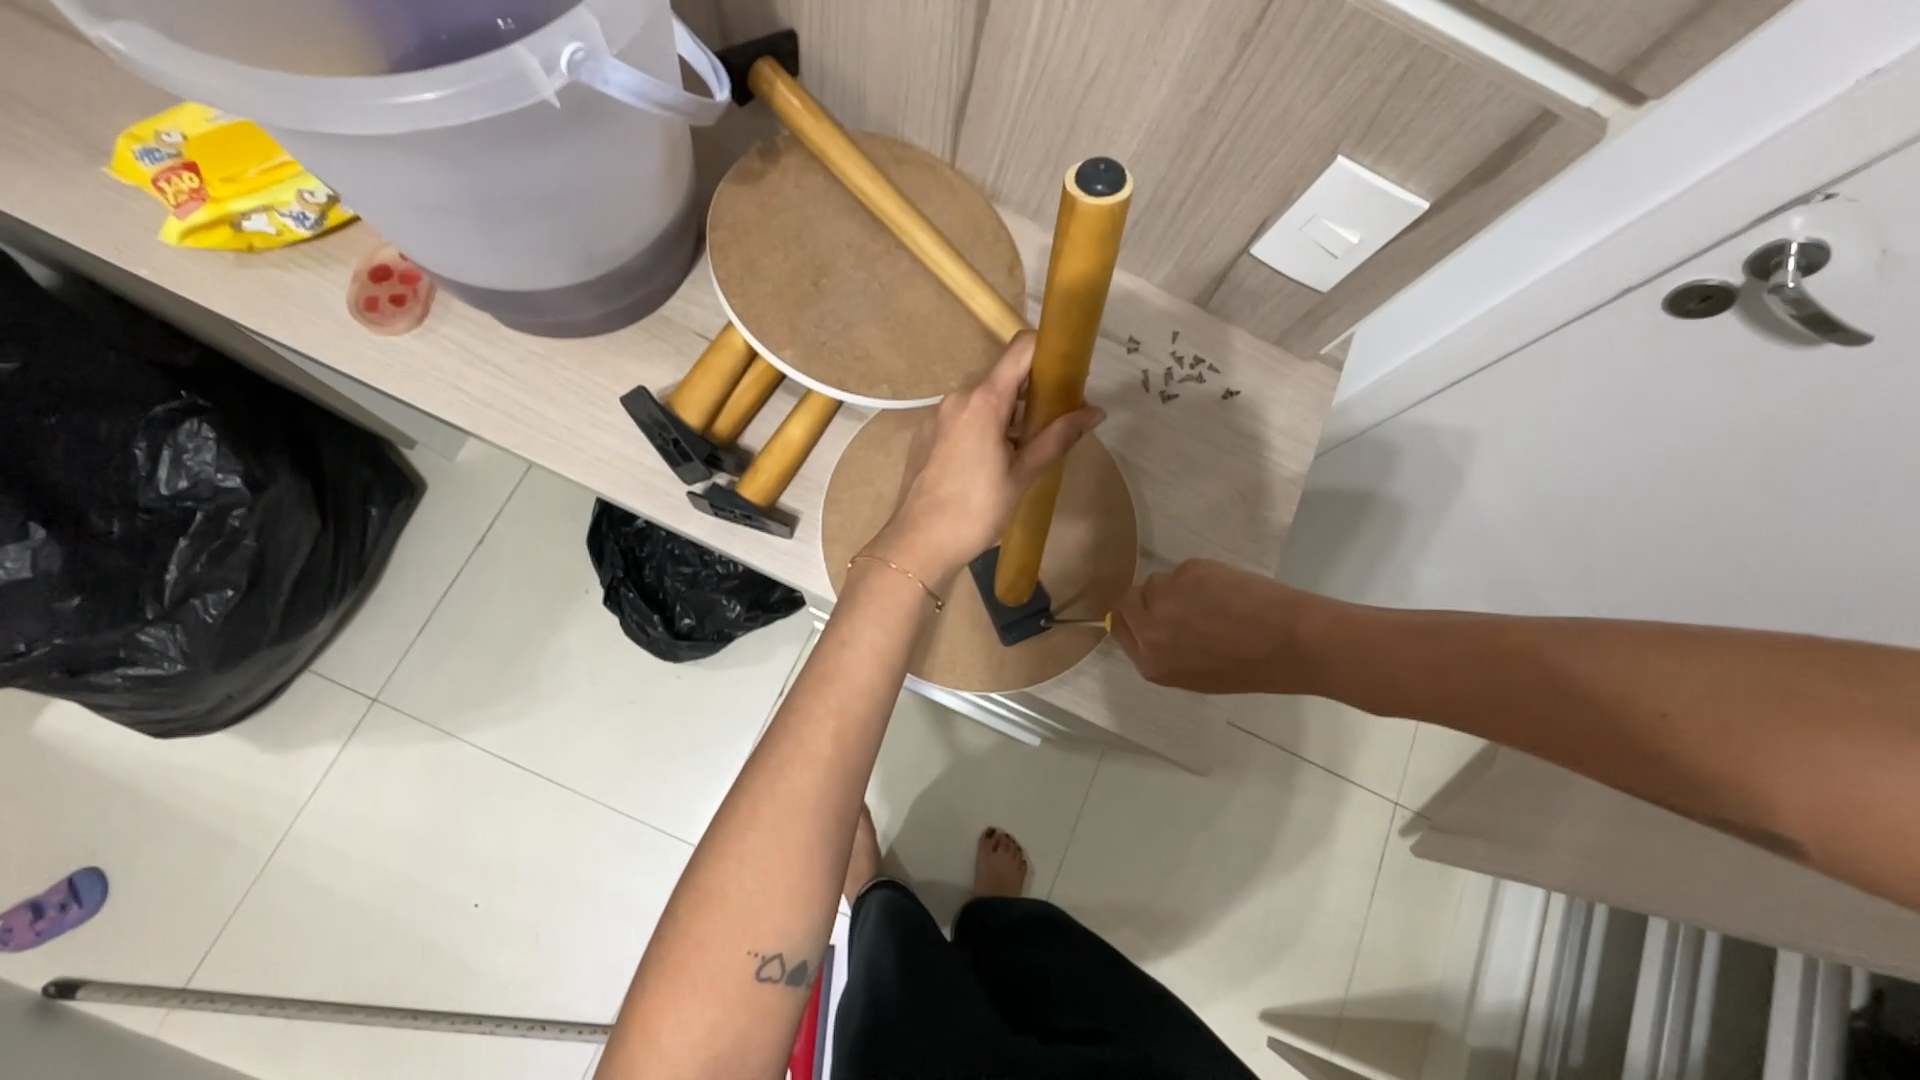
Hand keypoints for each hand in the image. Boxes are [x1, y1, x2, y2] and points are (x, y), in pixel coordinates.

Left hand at [866, 333, 1104, 583]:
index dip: (1048, 352)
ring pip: (982, 400)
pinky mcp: (926, 435)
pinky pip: (963, 418)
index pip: (1020, 349)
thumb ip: (1058, 437)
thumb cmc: (976, 510)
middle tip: (1054, 424)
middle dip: (1032, 394)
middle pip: (1003, 378)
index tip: (1068, 374)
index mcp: (983, 401)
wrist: (919, 544)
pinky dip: (983, 428)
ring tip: (1024, 450)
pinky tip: (991, 463)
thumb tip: (1096, 412)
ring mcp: (938, 416)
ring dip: (1008, 415)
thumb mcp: (1023, 474)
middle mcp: (957, 398)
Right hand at [1111, 559, 1334, 693]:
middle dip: (1149, 599)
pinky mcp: (1188, 573)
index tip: (1153, 614)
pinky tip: (1227, 591)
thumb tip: (1151, 628)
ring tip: (1212, 600)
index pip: (1119, 627)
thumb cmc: (1251, 668)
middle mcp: (1150, 631)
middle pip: (1128, 600)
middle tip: (1180, 602)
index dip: (1136, 617)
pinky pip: (1182, 570)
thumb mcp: (1195, 676)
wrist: (1293, 642)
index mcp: (1151, 663)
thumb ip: (1163, 653)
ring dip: (1177, 587)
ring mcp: (1166, 598)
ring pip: (1157, 581)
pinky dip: (1200, 577)